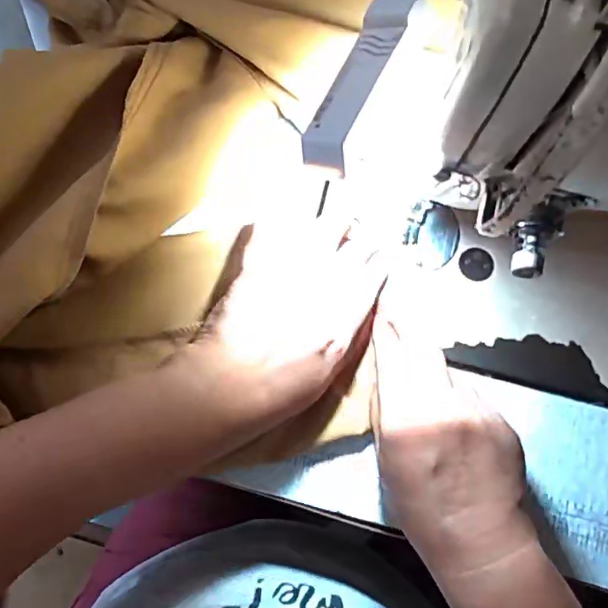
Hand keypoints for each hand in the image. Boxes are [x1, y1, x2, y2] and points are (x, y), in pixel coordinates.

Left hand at [173, 217, 384, 430]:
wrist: (229, 381)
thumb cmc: (279, 390)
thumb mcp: (329, 372)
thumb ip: (348, 334)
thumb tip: (361, 310)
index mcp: (346, 314)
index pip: (375, 271)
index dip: (378, 261)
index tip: (377, 257)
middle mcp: (326, 283)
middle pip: (356, 243)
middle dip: (359, 237)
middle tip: (354, 235)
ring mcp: (291, 268)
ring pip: (324, 224)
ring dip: (330, 222)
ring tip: (328, 223)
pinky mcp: (257, 262)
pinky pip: (273, 227)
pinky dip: (279, 219)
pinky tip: (281, 217)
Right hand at [372, 285, 537, 579]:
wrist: (479, 536)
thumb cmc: (421, 508)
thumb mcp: (385, 458)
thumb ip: (385, 411)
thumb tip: (387, 377)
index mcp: (407, 417)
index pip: (394, 355)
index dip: (386, 326)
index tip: (381, 306)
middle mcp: (444, 404)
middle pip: (425, 348)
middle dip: (409, 329)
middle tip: (397, 315)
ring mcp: (478, 408)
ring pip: (449, 373)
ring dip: (435, 376)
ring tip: (429, 406)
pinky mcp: (501, 416)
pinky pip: (472, 394)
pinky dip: (459, 400)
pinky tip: (456, 427)